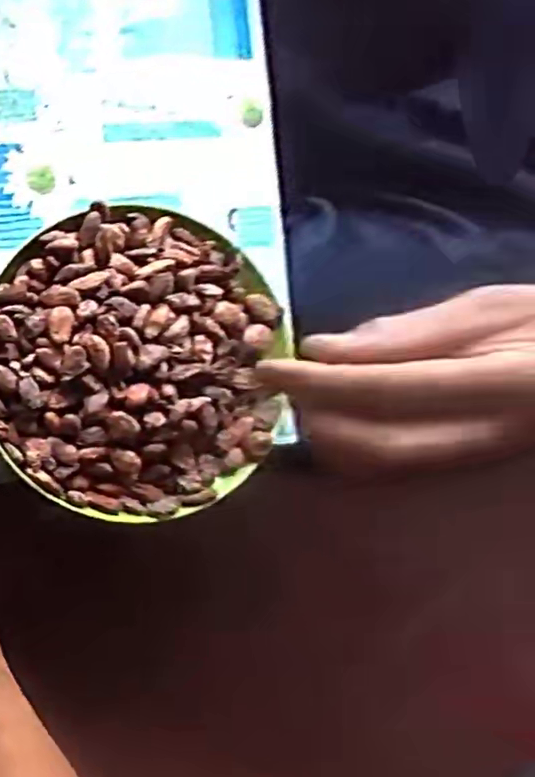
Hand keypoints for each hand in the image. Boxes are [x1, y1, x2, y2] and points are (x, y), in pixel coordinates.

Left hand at [257, 285, 534, 475]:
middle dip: (315, 413)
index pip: (388, 390)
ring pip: (365, 463)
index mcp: (516, 384)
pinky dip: (336, 442)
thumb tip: (320, 348)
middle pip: (369, 443)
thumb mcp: (500, 307)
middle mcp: (495, 433)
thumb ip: (410, 330)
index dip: (316, 381)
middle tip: (290, 380)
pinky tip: (327, 411)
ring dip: (319, 430)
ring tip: (312, 392)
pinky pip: (377, 466)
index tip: (266, 368)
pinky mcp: (455, 468)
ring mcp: (475, 459)